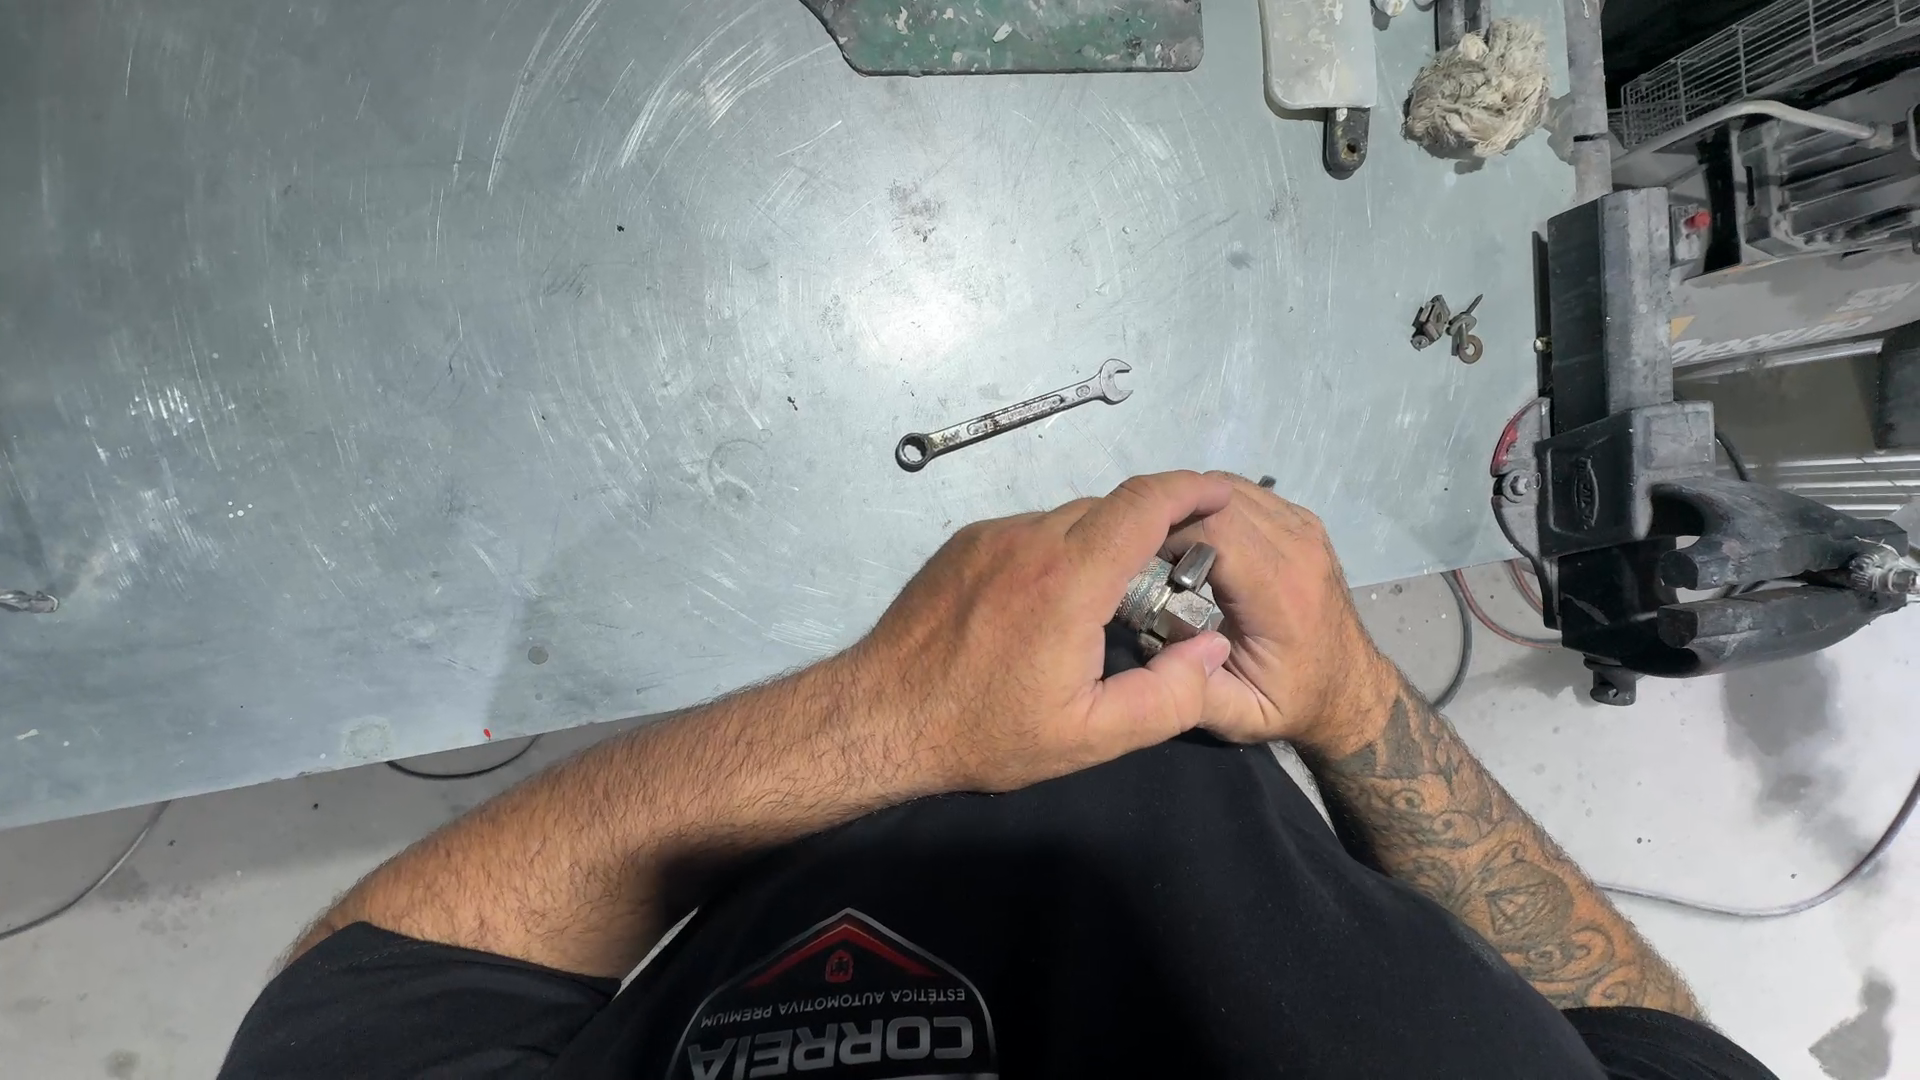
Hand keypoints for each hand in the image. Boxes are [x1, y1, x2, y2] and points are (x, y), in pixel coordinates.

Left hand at [844, 471, 1235, 793]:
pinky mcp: (961, 543)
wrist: (880, 716)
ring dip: (1098, 542)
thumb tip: (1212, 648)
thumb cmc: (986, 730)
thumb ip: (1169, 695)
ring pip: (1065, 518)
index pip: (1142, 504)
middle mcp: (1028, 538)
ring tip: (1102, 596)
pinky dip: (1054, 549)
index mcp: (1069, 579)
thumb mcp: (1089, 736)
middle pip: (1107, 508)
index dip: (1189, 489)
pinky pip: (1027, 531)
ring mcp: (988, 535)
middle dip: (1148, 525)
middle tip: (1166, 571)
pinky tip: (1045, 599)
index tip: (1218, 492)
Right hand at [1166, 473, 1400, 755]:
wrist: (1351, 692)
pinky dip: (1214, 508)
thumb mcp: (1238, 715)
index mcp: (1281, 594)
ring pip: (1230, 487)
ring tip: (1169, 548)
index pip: (1214, 529)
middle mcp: (1299, 549)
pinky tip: (1200, 542)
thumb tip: (1144, 649)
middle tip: (1147, 555)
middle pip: (1218, 498)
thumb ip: (1192, 690)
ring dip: (1192, 510)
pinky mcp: (1304, 522)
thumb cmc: (1292, 703)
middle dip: (1173, 518)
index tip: (1143, 566)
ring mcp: (1305, 529)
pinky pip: (1246, 494)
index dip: (1168, 536)